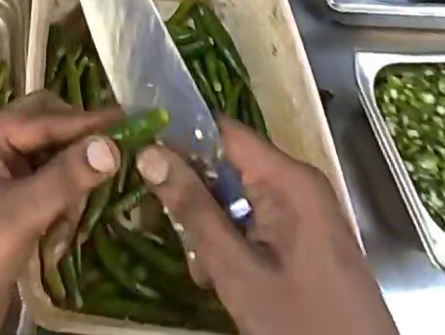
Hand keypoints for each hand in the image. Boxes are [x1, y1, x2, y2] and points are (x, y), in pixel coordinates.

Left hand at [0, 92, 122, 334]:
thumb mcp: (19, 217)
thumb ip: (65, 178)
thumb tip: (112, 145)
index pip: (45, 118)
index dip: (87, 121)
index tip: (129, 121)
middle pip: (51, 131)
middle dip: (75, 154)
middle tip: (109, 168)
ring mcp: (3, 174)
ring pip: (55, 160)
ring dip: (69, 189)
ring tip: (66, 227)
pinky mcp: (13, 204)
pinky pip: (50, 188)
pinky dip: (61, 208)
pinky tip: (57, 240)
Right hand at [135, 118, 397, 334]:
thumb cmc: (303, 326)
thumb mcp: (239, 272)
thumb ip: (194, 209)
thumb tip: (149, 153)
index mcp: (287, 177)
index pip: (221, 129)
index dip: (178, 133)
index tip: (140, 147)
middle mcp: (297, 181)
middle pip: (226, 160)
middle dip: (189, 185)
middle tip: (150, 212)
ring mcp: (304, 208)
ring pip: (236, 191)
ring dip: (207, 217)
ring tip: (190, 257)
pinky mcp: (304, 235)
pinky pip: (255, 214)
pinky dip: (230, 234)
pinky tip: (215, 270)